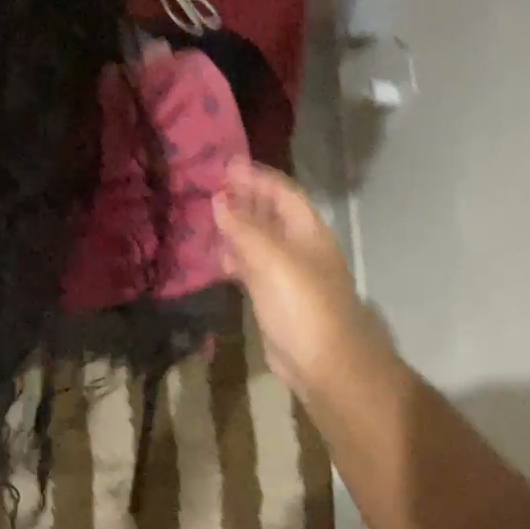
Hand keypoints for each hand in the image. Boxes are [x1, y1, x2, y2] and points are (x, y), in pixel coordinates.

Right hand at [214, 160, 376, 394]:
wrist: (322, 363)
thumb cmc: (302, 306)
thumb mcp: (272, 260)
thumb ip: (245, 229)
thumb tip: (219, 200)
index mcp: (308, 232)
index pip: (282, 193)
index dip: (256, 178)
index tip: (226, 165)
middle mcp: (300, 249)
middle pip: (271, 216)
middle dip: (245, 200)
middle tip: (210, 188)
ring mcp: (288, 277)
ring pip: (260, 243)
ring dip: (237, 230)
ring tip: (208, 220)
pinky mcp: (275, 302)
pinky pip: (253, 271)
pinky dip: (236, 261)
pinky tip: (218, 260)